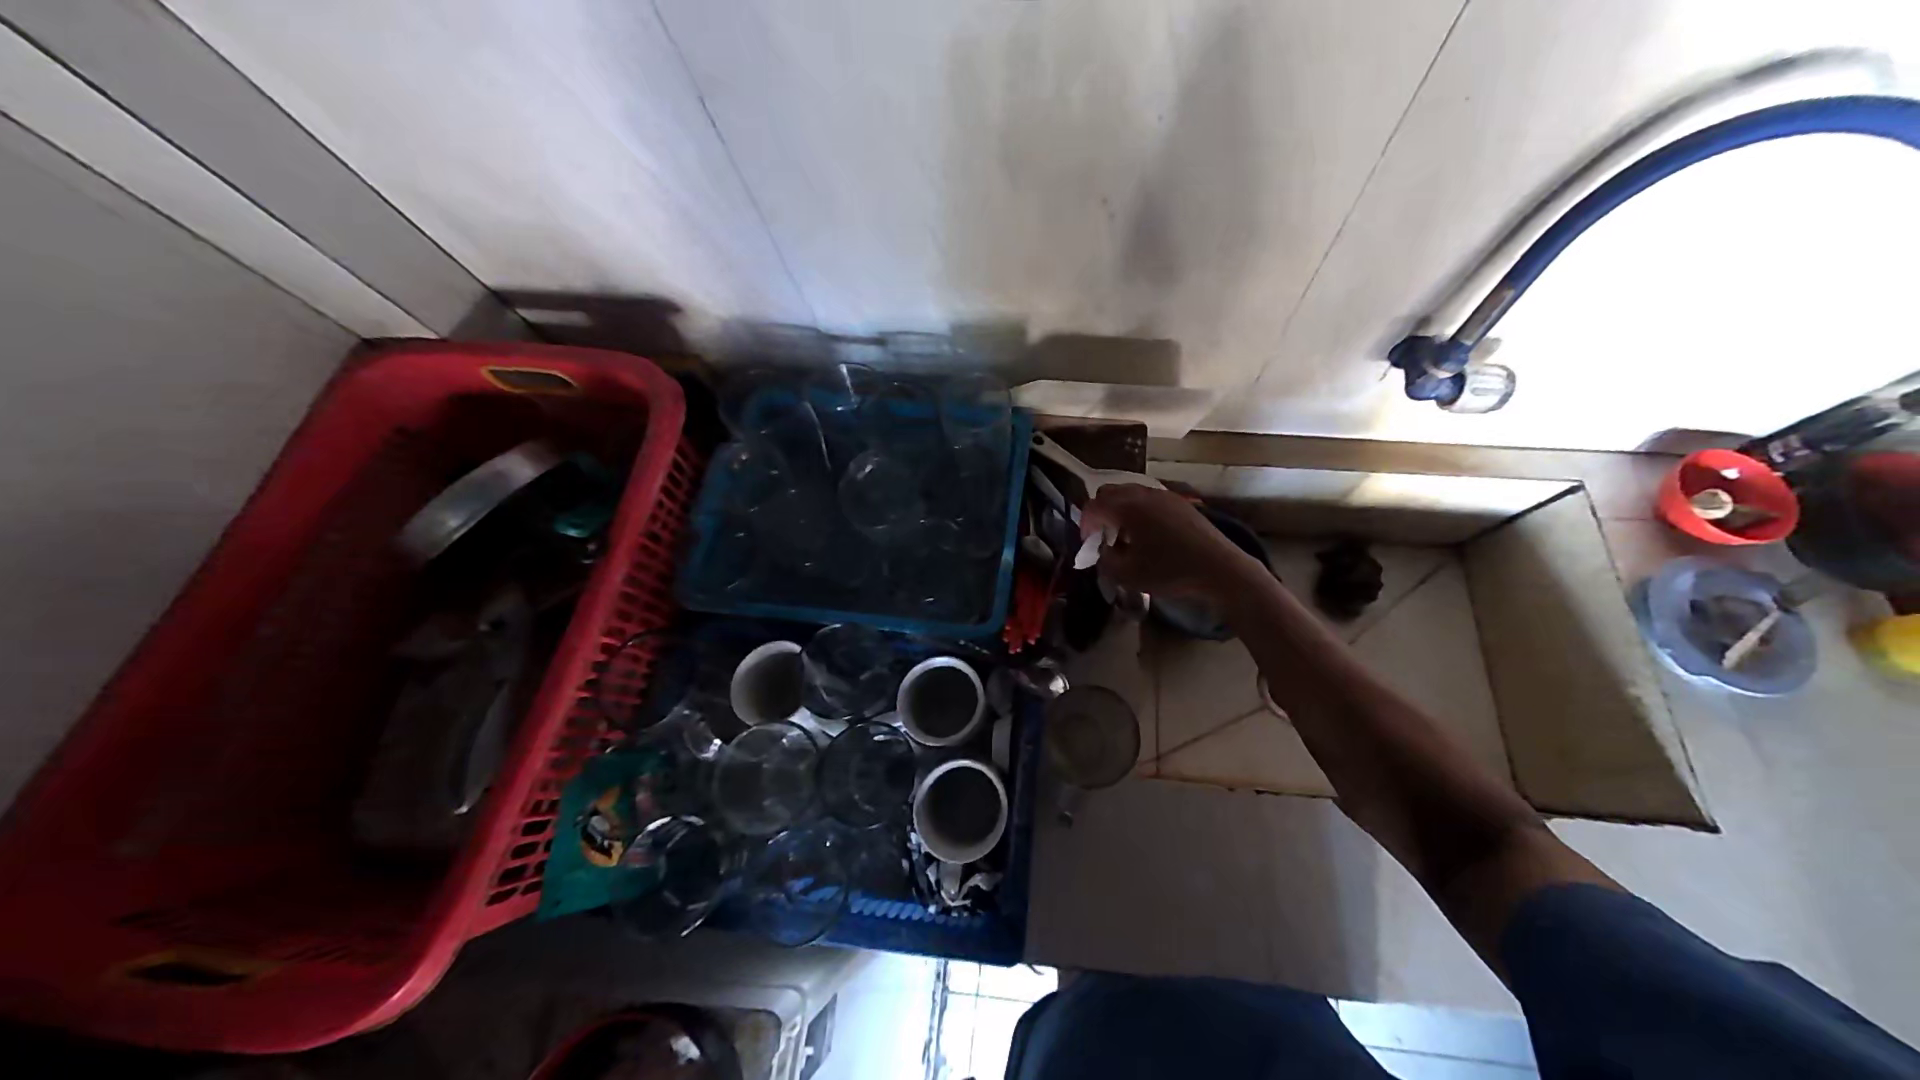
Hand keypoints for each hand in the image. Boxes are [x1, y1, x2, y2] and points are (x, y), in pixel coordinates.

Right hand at [1080, 484, 1264, 599]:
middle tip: (1103, 537)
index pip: (1093, 506)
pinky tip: (1148, 535)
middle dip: (1100, 513)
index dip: (1085, 524)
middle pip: (1109, 492)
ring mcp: (1164, 495)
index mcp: (1127, 508)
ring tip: (1126, 537)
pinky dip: (1139, 511)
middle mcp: (1143, 494)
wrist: (1219, 569)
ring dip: (1120, 511)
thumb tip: (1103, 550)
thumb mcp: (1127, 575)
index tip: (1088, 544)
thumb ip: (1105, 560)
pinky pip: (1148, 499)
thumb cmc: (1170, 572)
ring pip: (1130, 493)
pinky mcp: (1180, 503)